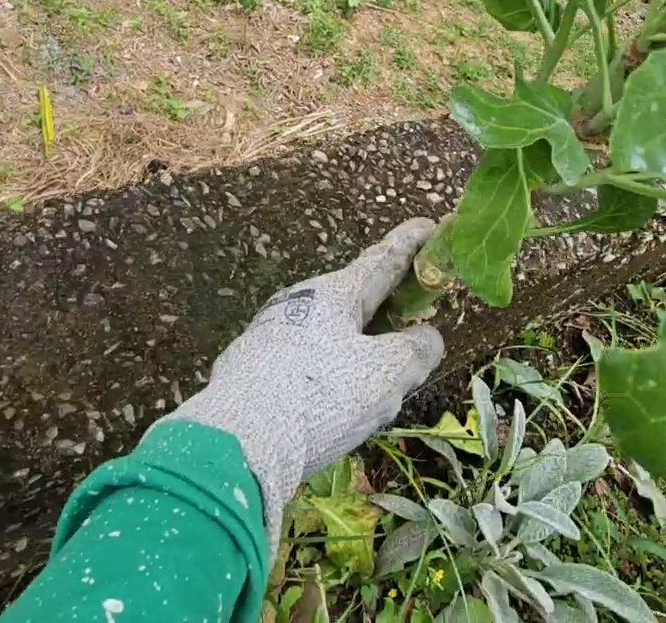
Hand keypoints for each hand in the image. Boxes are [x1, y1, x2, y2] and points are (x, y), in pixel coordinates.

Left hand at [159, 218, 445, 531]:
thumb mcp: (384, 375)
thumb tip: (427, 336)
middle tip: (413, 302)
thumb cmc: (319, 396)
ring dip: (357, 336)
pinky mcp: (253, 366)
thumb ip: (414, 352)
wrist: (236, 441)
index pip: (383, 259)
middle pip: (353, 294)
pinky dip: (331, 363)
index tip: (429, 225)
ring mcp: (271, 332)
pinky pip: (306, 355)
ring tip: (379, 362)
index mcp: (334, 293)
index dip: (410, 243)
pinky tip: (335, 393)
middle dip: (384, 296)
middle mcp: (300, 303)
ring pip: (328, 328)